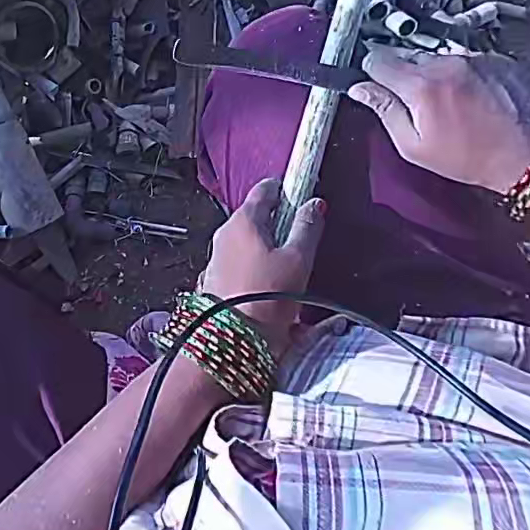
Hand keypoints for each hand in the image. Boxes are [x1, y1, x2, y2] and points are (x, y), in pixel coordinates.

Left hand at [197, 178, 324, 348]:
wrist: (228, 340)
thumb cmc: (266, 297)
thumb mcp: (297, 261)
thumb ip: (307, 228)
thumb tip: (314, 203)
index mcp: (244, 220)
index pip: (265, 189)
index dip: (286, 190)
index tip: (302, 198)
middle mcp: (225, 231)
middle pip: (256, 215)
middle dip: (279, 221)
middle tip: (301, 239)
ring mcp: (217, 254)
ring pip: (248, 239)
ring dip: (268, 245)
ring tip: (290, 267)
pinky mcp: (215, 276)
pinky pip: (241, 259)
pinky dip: (257, 263)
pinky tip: (271, 284)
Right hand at [346, 46, 529, 192]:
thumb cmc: (469, 158)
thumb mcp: (414, 146)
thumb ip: (384, 110)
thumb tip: (360, 88)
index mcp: (421, 85)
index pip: (378, 59)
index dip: (371, 72)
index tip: (374, 84)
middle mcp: (446, 62)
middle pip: (406, 55)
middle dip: (402, 74)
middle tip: (413, 102)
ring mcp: (474, 57)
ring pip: (436, 57)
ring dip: (432, 73)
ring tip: (446, 103)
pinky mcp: (496, 58)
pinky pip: (464, 59)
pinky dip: (459, 73)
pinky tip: (470, 98)